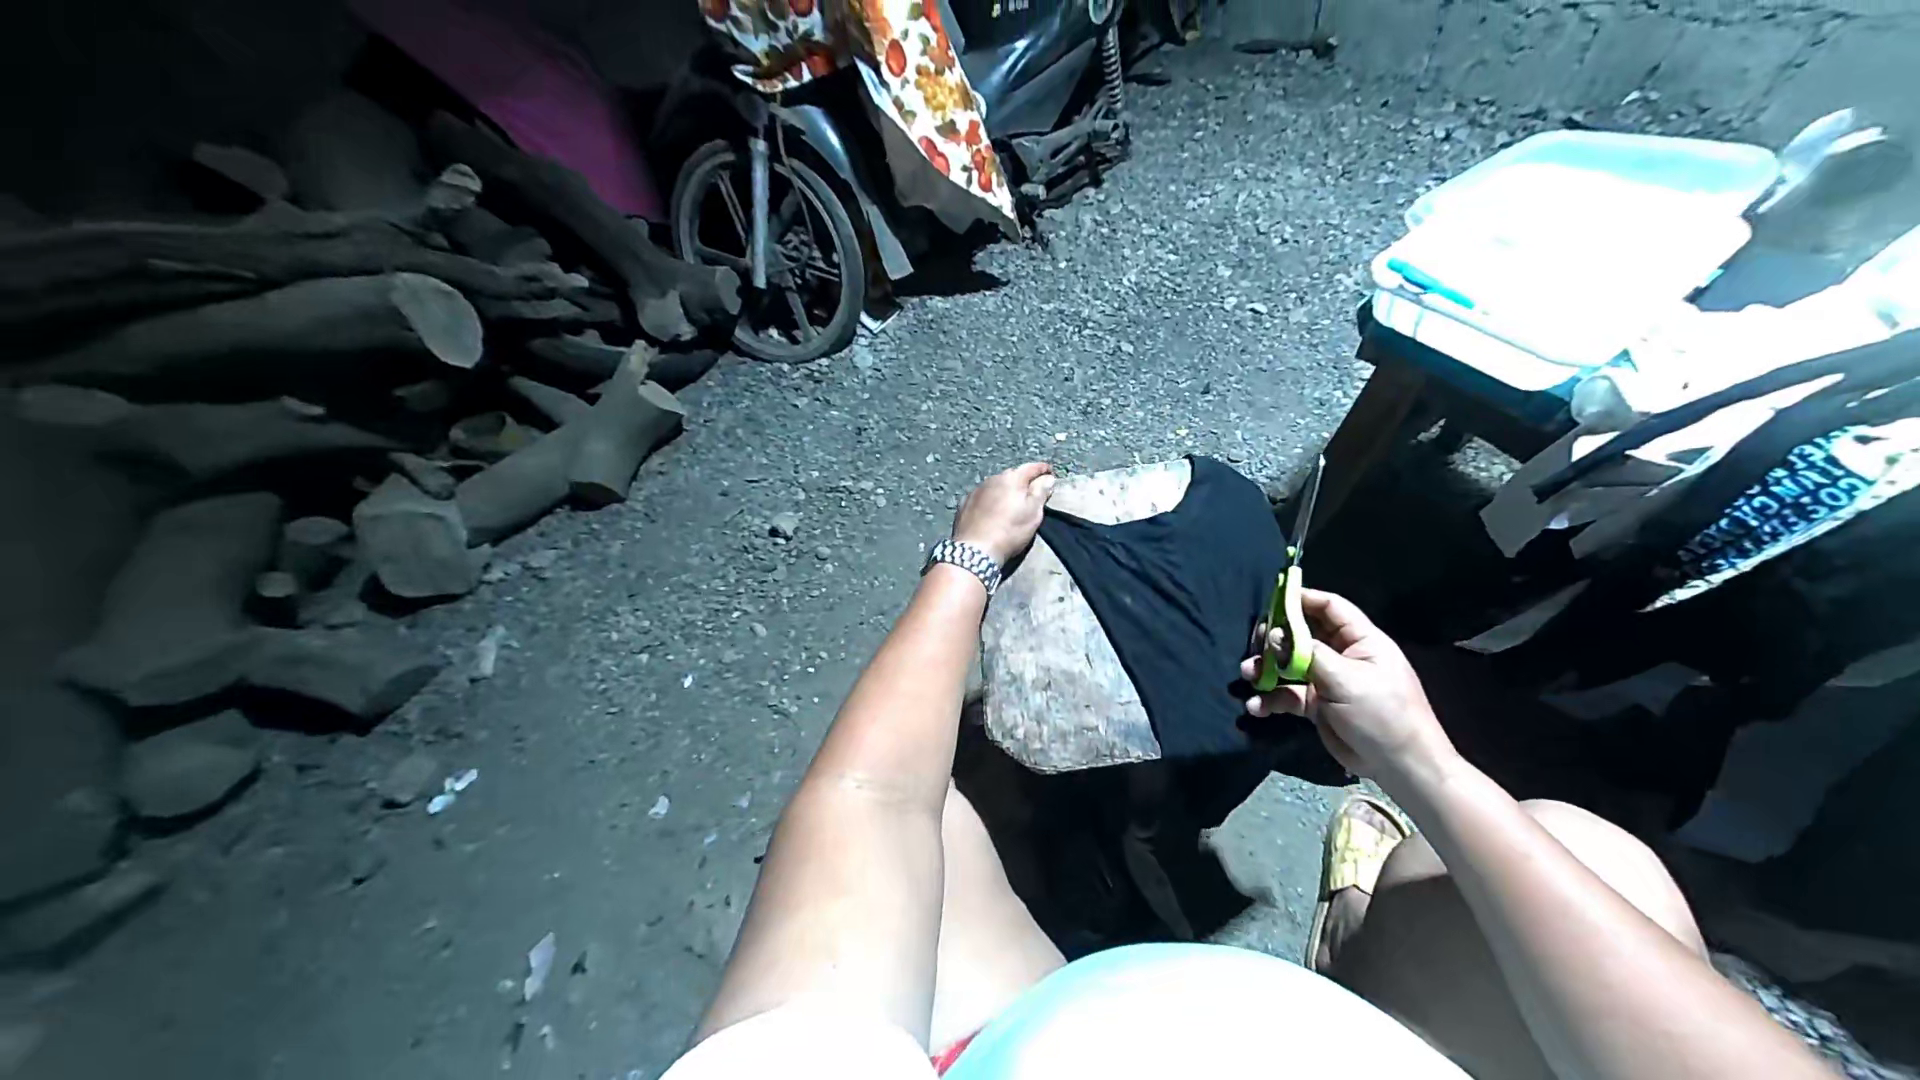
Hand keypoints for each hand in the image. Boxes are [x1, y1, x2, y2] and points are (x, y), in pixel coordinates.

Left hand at [952, 462, 1055, 564]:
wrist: (975, 549)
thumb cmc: (1010, 531)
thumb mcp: (1033, 513)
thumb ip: (1041, 492)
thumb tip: (1047, 478)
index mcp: (1012, 478)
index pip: (1032, 468)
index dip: (1043, 469)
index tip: (1050, 472)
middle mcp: (992, 479)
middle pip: (1012, 475)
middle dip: (1023, 480)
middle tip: (1032, 490)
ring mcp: (976, 490)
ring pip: (996, 485)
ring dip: (1005, 490)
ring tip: (1011, 502)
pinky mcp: (965, 503)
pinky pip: (982, 496)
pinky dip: (990, 500)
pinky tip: (992, 510)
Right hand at [1240, 589, 1459, 794]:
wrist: (1400, 767)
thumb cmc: (1383, 714)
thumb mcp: (1346, 679)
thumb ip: (1307, 654)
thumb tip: (1273, 634)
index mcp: (1361, 641)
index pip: (1329, 608)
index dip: (1302, 599)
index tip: (1272, 598)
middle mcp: (1342, 656)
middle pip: (1302, 635)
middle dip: (1275, 638)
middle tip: (1254, 643)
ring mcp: (1327, 680)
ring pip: (1288, 665)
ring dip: (1266, 669)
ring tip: (1248, 675)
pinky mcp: (1316, 705)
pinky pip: (1287, 694)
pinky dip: (1270, 699)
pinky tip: (1257, 706)